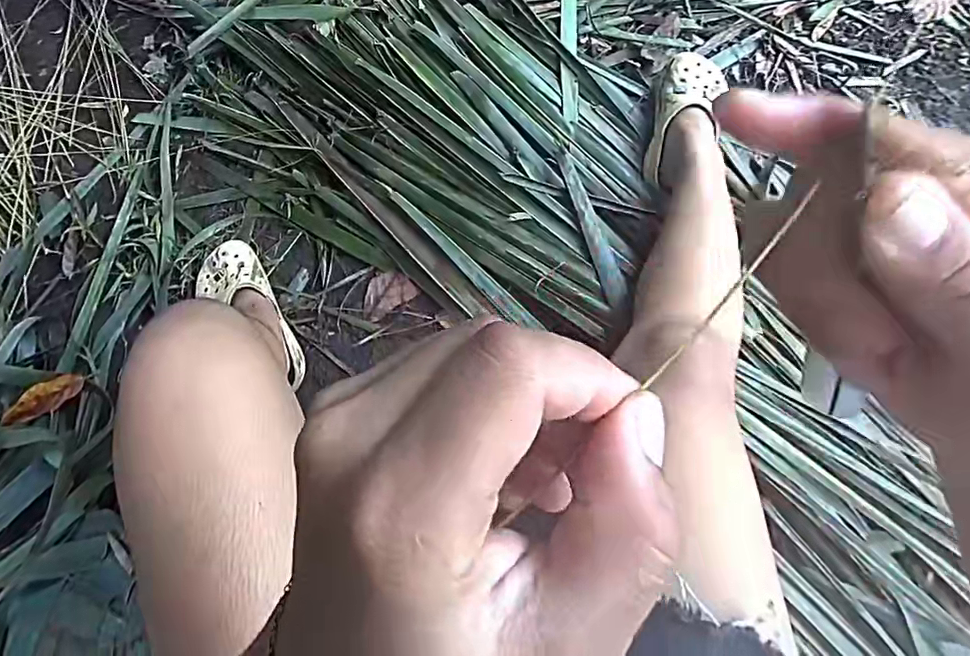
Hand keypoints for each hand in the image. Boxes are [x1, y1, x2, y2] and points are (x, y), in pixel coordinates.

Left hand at [279, 320, 675, 655]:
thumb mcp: (566, 644)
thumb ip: (627, 532)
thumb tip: (637, 412)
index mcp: (399, 503)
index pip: (508, 363)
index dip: (586, 375)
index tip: (625, 432)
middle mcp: (347, 435)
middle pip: (485, 343)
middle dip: (558, 386)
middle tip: (587, 468)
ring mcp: (332, 415)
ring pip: (461, 346)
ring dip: (522, 393)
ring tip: (543, 481)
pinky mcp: (334, 409)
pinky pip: (431, 365)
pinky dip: (483, 397)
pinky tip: (498, 466)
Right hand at [719, 91, 969, 655]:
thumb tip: (888, 193)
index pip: (920, 145)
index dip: (822, 129)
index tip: (738, 114)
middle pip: (841, 178)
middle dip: (835, 266)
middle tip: (873, 345)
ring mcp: (917, 221)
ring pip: (806, 219)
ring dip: (825, 296)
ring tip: (884, 357)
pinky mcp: (871, 253)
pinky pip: (795, 256)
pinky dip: (816, 309)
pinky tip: (870, 349)